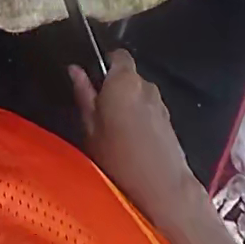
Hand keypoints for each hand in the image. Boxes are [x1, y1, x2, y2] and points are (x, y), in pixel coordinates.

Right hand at [69, 50, 202, 218]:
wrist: (163, 188)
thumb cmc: (119, 159)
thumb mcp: (91, 129)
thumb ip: (84, 95)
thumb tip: (75, 70)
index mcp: (124, 81)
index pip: (118, 54)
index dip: (105, 63)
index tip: (93, 80)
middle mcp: (146, 85)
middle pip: (128, 76)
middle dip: (114, 88)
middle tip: (99, 113)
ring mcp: (160, 102)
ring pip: (139, 94)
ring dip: (128, 104)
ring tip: (115, 133)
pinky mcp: (169, 119)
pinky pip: (149, 109)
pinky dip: (140, 118)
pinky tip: (132, 143)